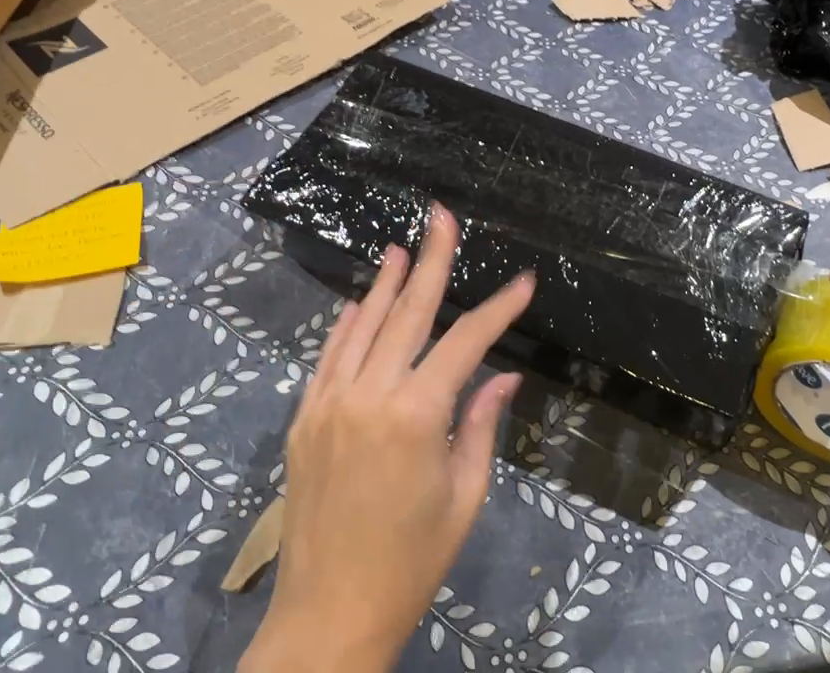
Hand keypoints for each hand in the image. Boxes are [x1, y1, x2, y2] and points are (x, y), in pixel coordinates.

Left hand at [243, 206, 533, 672]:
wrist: (328, 613)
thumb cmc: (411, 559)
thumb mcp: (465, 494)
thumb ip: (482, 424)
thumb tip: (504, 374)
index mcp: (416, 415)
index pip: (467, 341)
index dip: (500, 308)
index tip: (525, 280)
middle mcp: (368, 395)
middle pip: (407, 313)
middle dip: (431, 261)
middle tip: (440, 216)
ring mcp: (328, 403)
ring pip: (361, 327)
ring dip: (384, 284)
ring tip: (402, 247)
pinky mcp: (304, 419)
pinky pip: (328, 358)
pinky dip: (345, 325)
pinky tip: (358, 303)